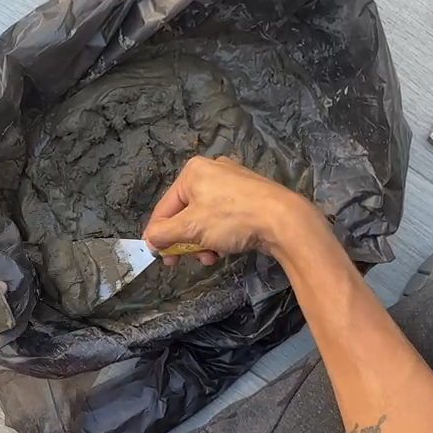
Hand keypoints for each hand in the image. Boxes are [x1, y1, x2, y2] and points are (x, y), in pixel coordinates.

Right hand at [142, 156, 319, 265]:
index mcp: (193, 172)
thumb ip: (163, 234)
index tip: (161, 258)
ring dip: (203, 242)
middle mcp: (211, 171)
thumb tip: (149, 240)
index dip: (158, 235)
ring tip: (212, 257)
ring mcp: (232, 182)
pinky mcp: (249, 195)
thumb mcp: (190, 228)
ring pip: (204, 218)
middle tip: (186, 261)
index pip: (164, 208)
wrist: (282, 219)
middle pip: (185, 213)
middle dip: (186, 241)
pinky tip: (226, 248)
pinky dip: (220, 235)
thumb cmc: (231, 218)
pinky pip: (223, 217)